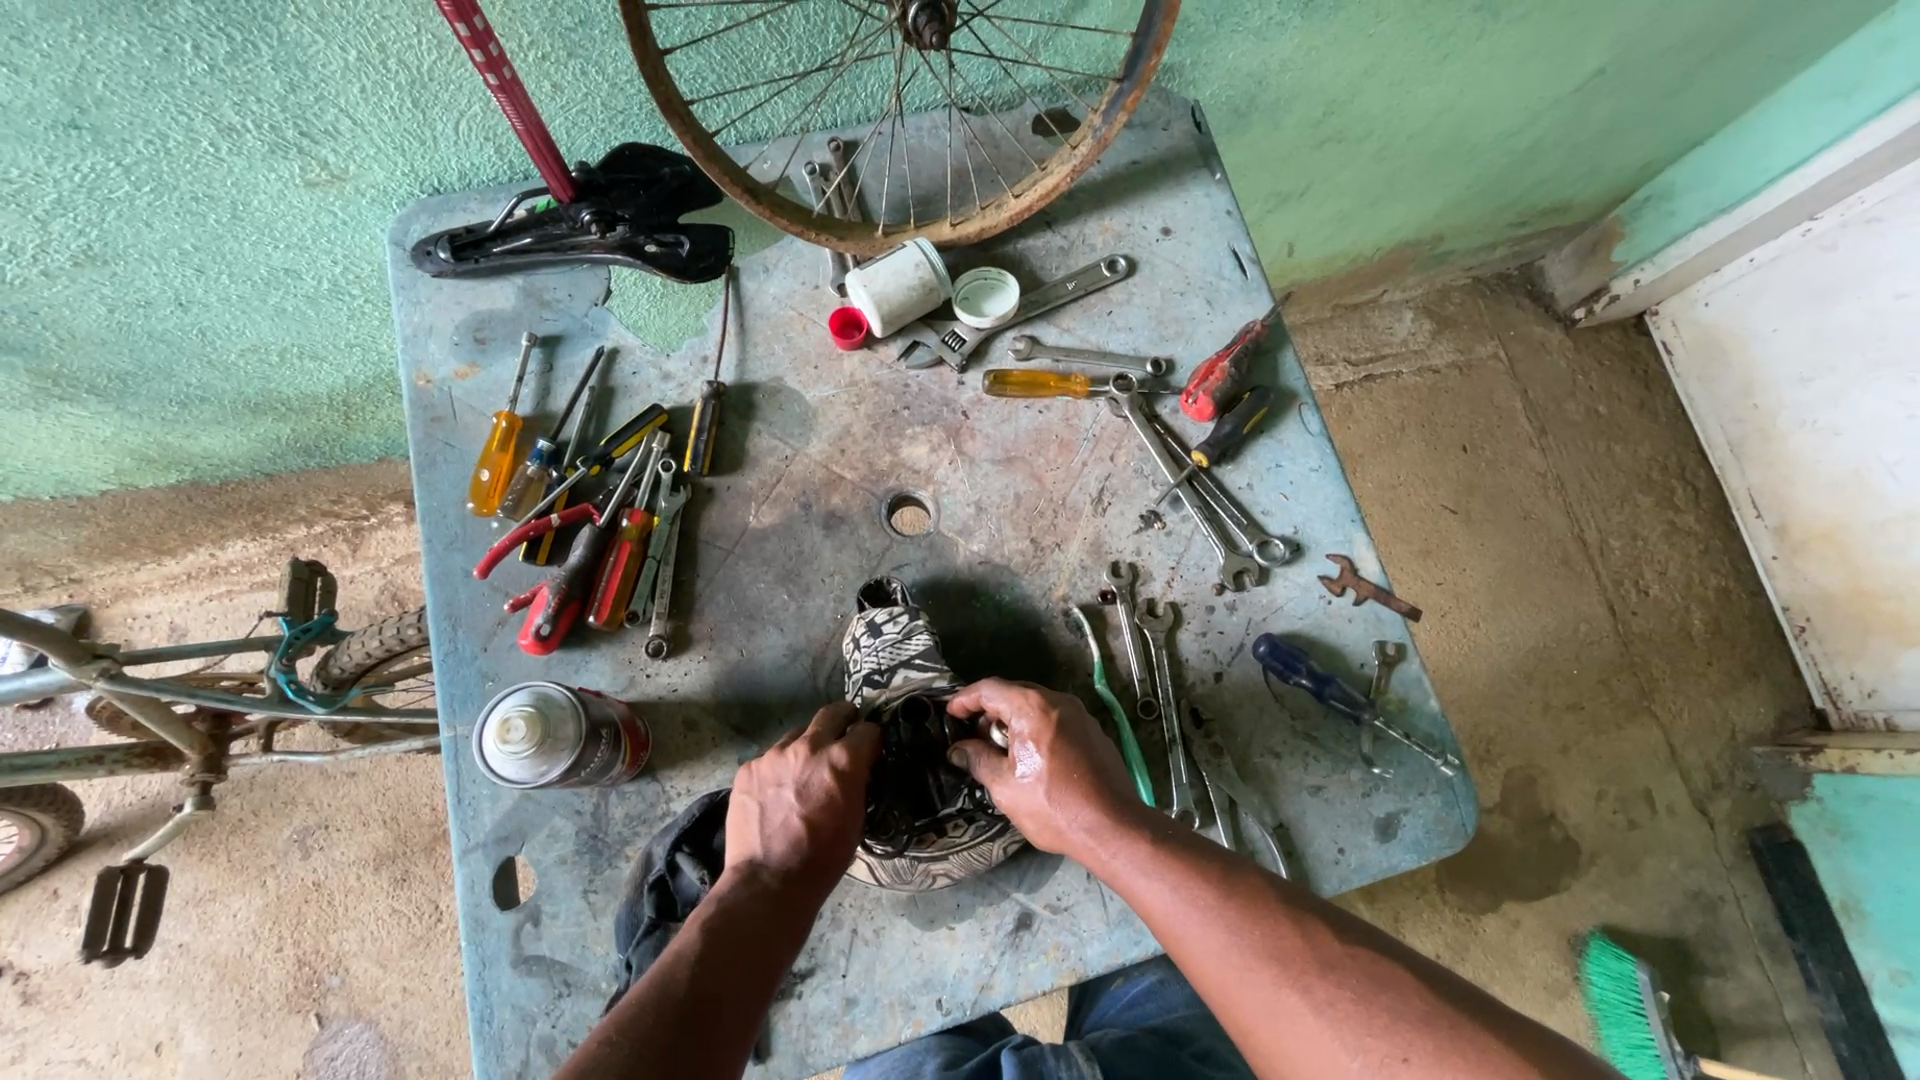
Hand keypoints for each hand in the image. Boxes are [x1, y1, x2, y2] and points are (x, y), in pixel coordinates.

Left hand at [725, 703, 881, 899]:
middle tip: (844, 735)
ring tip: (803, 773)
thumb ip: (858, 781)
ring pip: (797, 735)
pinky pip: (770, 758)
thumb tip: (860, 766)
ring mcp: (774, 755)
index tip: (870, 749)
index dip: (871, 740)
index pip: (867, 729)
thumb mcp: (856, 818)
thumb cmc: (823, 857)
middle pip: (832, 713)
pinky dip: (778, 769)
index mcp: (842, 759)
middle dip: (844, 719)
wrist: (769, 881)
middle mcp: (809, 746)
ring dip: (807, 747)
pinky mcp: (748, 768)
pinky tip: (776, 793)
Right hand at [945, 678, 1148, 859]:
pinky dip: (1036, 728)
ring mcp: (1080, 715)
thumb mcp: (1005, 786)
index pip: (989, 689)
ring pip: (1037, 706)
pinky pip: (1056, 719)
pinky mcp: (1093, 731)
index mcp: (1032, 708)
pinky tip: (1030, 757)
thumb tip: (958, 750)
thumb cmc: (1053, 806)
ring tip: (1000, 750)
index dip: (965, 699)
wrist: (1112, 826)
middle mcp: (1058, 701)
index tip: (950, 714)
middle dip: (989, 710)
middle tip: (973, 736)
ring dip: (1014, 720)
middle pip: (1014, 693)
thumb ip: (978, 760)